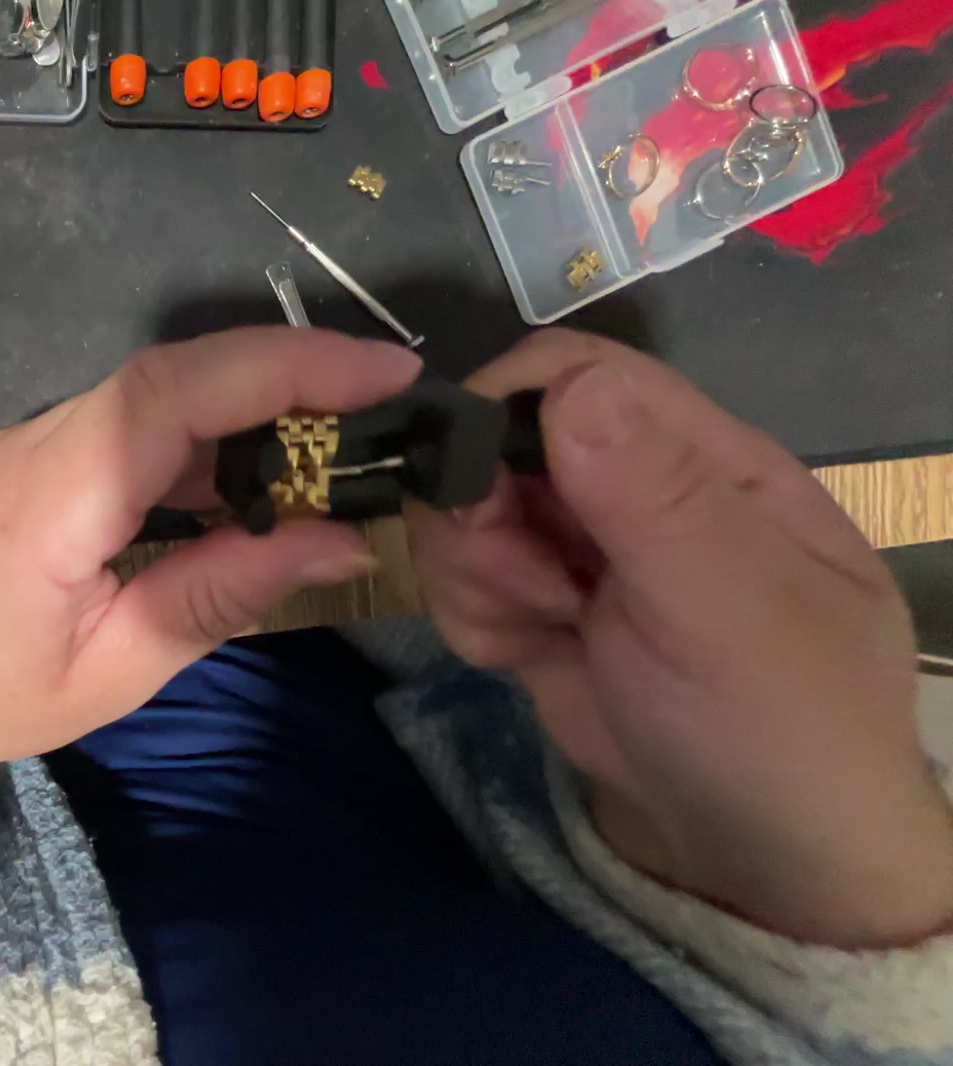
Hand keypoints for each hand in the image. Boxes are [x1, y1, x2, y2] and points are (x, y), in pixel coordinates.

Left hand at [0, 329, 422, 836]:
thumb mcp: (119, 667)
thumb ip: (224, 592)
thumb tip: (342, 538)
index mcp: (44, 504)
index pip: (168, 396)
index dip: (282, 367)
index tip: (382, 372)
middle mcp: (22, 446)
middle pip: (161, 379)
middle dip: (278, 378)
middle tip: (375, 407)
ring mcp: (12, 442)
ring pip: (140, 396)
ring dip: (235, 410)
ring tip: (323, 447)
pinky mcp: (15, 455)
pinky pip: (111, 423)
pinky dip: (185, 438)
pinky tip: (232, 477)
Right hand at [408, 329, 952, 947]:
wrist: (733, 844)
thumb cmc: (769, 722)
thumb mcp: (727, 607)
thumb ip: (653, 495)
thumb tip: (571, 384)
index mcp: (694, 460)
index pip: (574, 373)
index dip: (500, 404)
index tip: (465, 477)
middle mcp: (614, 486)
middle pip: (486, 448)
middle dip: (479, 522)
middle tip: (528, 586)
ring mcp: (558, 542)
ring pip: (452, 518)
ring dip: (475, 582)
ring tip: (543, 630)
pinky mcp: (514, 591)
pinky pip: (446, 578)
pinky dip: (470, 621)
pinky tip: (526, 655)